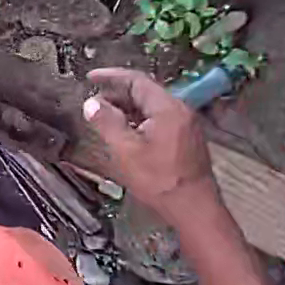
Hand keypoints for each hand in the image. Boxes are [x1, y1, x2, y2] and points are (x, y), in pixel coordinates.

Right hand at [83, 67, 218, 218]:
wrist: (193, 208)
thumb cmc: (158, 179)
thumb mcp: (125, 150)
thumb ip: (107, 122)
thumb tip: (91, 102)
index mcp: (167, 108)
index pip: (137, 80)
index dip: (111, 76)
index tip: (90, 77)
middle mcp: (180, 110)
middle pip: (145, 92)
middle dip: (117, 93)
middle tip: (94, 102)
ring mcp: (186, 124)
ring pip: (152, 106)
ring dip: (127, 107)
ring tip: (105, 116)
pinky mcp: (186, 138)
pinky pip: (159, 118)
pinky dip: (139, 119)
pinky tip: (126, 131)